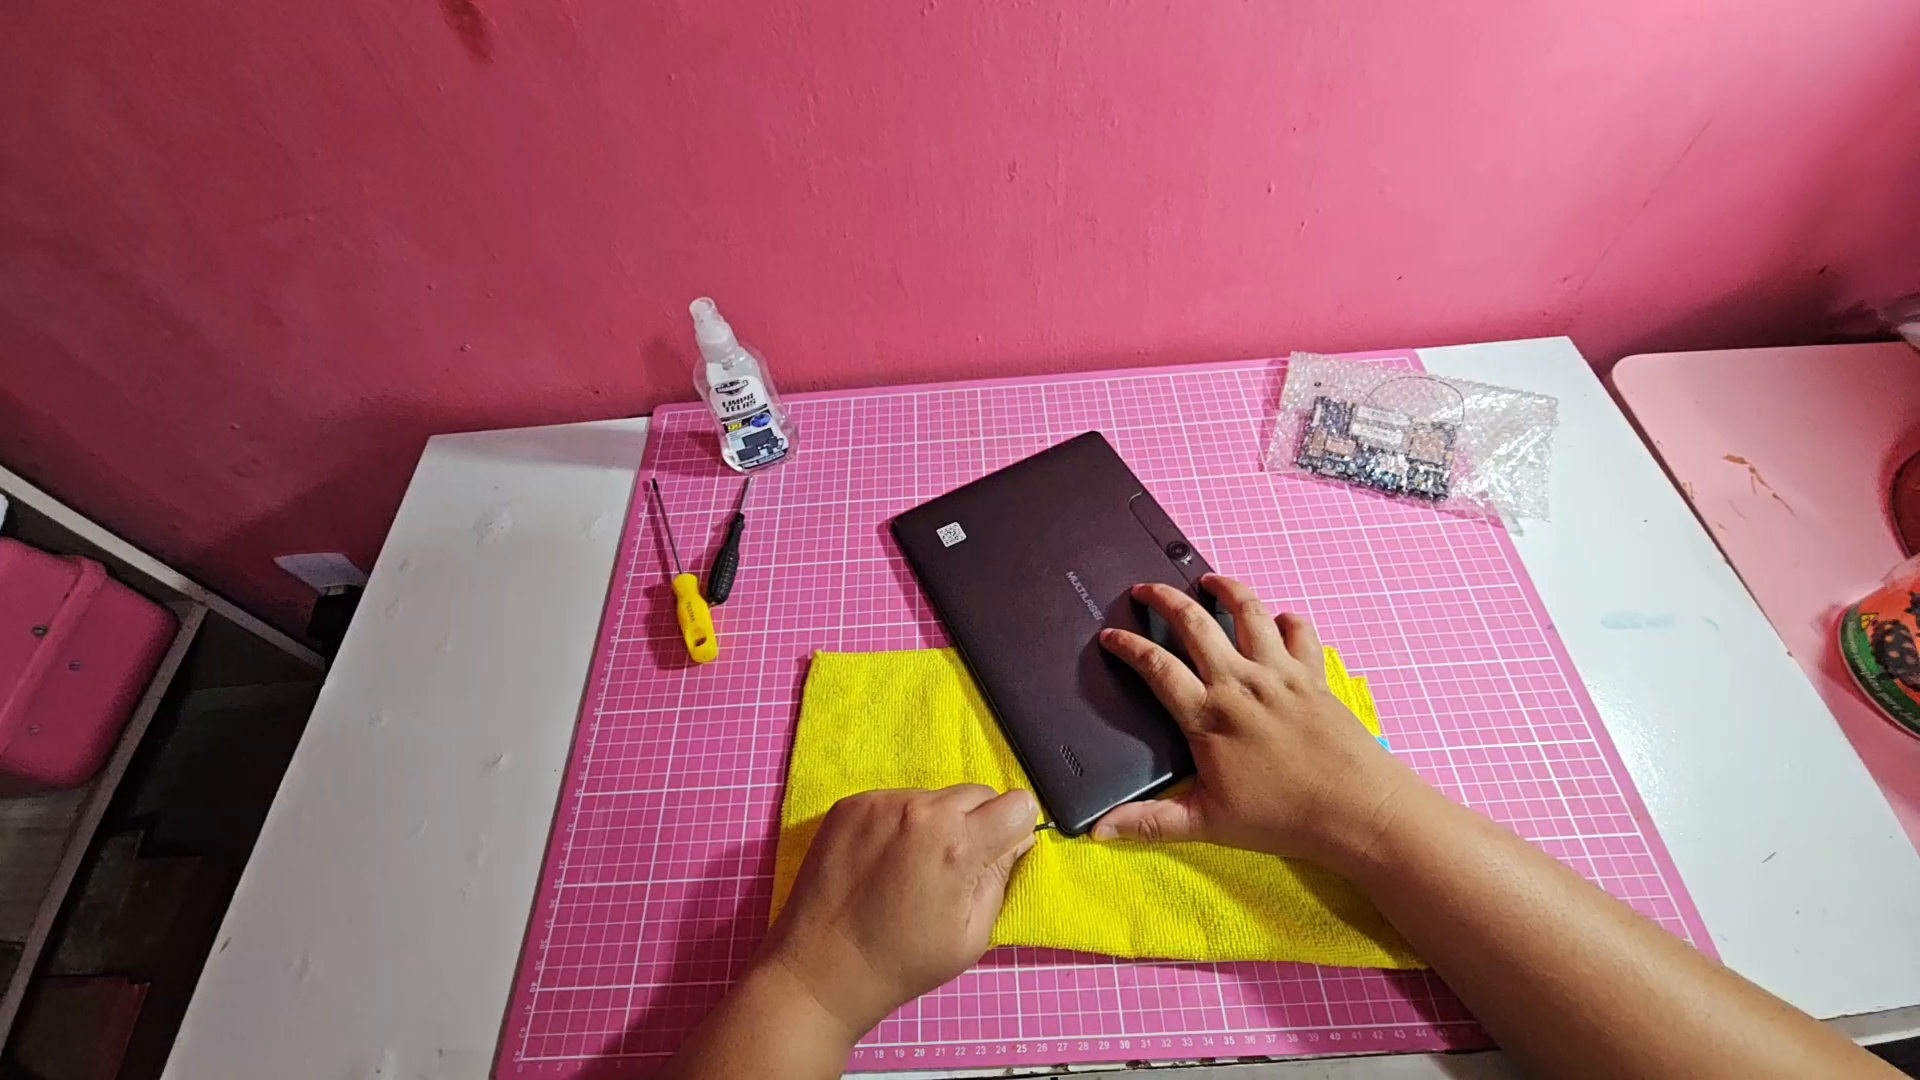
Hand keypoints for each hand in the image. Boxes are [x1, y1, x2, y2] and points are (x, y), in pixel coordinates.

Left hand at [755, 785, 1037, 1039]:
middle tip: (955, 865)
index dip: (1015, 828)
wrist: (820, 971)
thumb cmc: (902, 964)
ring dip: (936, 822)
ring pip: (935, 796)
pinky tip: (883, 858)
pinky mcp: (853, 803)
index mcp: (959, 845)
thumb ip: (1000, 877)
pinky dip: (900, 822)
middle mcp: (923, 811)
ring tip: (911, 865)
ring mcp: (883, 802)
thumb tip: (1017, 839)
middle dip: (979, 822)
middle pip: (978, 793)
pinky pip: (897, 799)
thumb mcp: (971, 936)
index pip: (1017, 803)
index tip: (1000, 849)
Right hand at [1093, 574, 1421, 868]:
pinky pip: (1299, 632)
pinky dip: (1287, 621)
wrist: (1361, 813)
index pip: (1156, 666)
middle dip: (1164, 599)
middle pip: (1194, 623)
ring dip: (1225, 589)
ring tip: (1208, 580)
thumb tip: (1099, 831)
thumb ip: (1150, 822)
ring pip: (1248, 612)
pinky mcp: (1313, 676)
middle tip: (1146, 588)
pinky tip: (1278, 620)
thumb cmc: (1284, 819)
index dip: (1127, 646)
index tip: (1110, 635)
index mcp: (1209, 716)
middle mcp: (1240, 683)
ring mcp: (1280, 674)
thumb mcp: (1208, 824)